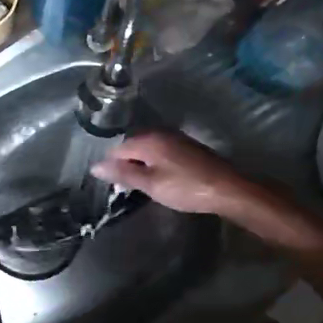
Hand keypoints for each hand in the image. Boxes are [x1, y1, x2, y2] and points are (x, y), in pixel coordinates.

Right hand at [89, 131, 257, 216]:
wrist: (227, 188)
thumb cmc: (185, 188)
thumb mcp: (150, 184)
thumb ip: (123, 173)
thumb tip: (95, 166)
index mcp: (149, 139)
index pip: (118, 149)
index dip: (112, 167)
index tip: (114, 188)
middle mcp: (161, 133)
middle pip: (133, 147)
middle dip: (126, 165)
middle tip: (126, 189)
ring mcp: (176, 139)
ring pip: (148, 150)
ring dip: (141, 166)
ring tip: (142, 186)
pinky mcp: (187, 148)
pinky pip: (161, 152)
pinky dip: (155, 164)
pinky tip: (160, 179)